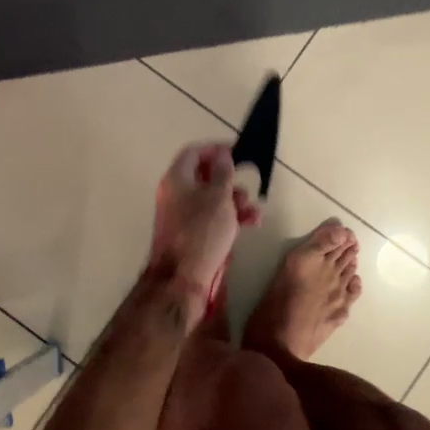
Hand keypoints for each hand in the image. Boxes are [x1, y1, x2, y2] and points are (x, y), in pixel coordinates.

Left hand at [148, 142, 261, 309]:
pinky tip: (250, 224)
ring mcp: (181, 217)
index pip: (194, 152)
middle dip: (230, 181)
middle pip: (204, 177)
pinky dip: (229, 218)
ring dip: (235, 202)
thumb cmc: (202, 231)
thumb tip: (222, 155)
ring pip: (211, 200)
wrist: (182, 280)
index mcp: (176, 179)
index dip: (215, 149)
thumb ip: (223, 173)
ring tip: (254, 212)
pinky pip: (211, 219)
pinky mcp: (190, 236)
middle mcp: (175, 194)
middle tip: (246, 187)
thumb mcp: (219, 197)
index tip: (237, 153)